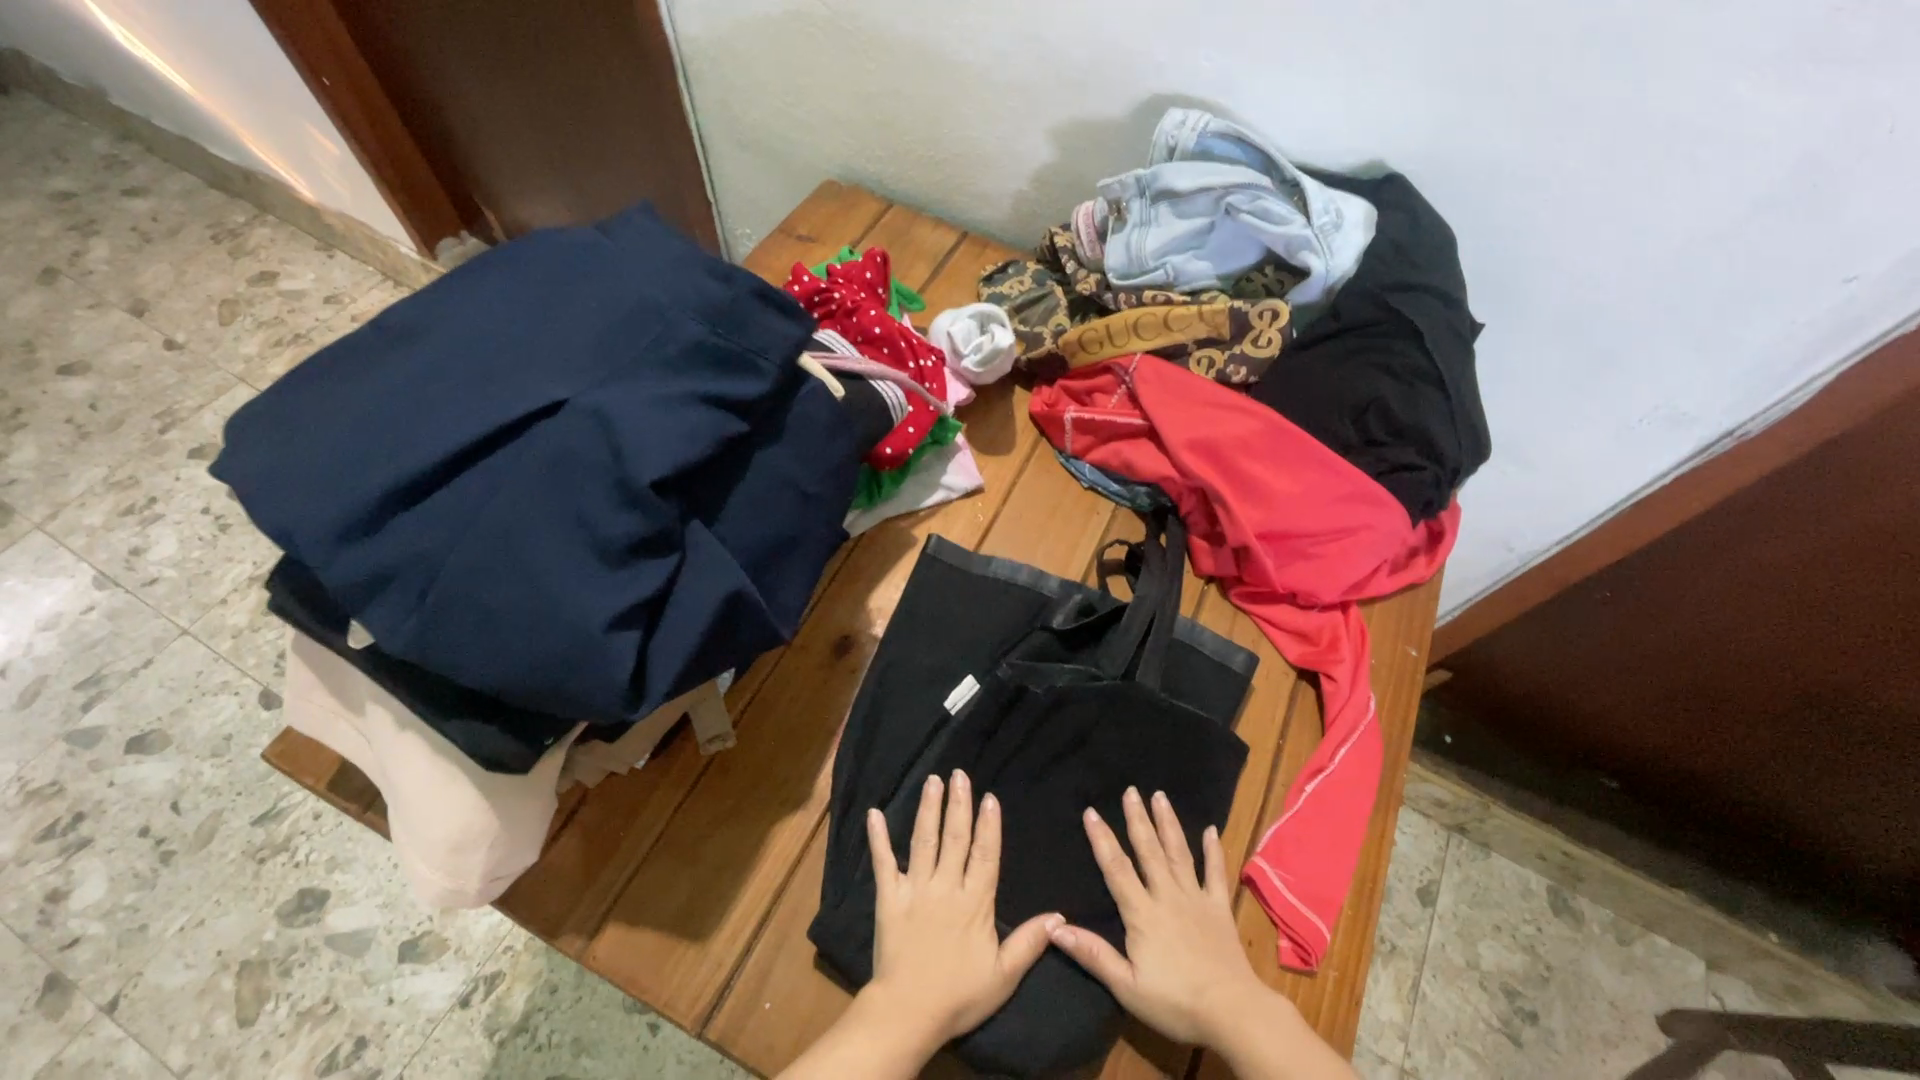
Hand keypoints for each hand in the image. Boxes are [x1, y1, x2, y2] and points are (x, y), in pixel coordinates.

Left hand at [862, 770, 1061, 1048]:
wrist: (908, 1013)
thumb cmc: (960, 996)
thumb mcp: (1004, 975)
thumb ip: (1030, 942)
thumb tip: (1059, 915)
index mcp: (975, 903)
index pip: (985, 855)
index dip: (988, 825)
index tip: (989, 797)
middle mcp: (946, 888)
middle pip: (954, 838)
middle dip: (958, 804)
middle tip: (960, 774)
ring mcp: (915, 890)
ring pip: (923, 841)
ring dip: (927, 809)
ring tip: (932, 781)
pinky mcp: (888, 899)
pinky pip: (882, 863)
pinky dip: (878, 839)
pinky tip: (874, 814)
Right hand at [1047, 787, 1278, 1048]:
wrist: (1233, 1012)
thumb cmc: (1175, 1002)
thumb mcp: (1126, 986)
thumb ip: (1092, 954)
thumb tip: (1054, 927)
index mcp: (1141, 914)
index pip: (1116, 868)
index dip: (1102, 839)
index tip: (1091, 811)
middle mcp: (1167, 897)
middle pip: (1149, 851)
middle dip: (1137, 819)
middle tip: (1130, 790)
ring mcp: (1197, 900)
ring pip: (1179, 853)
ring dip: (1168, 823)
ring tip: (1160, 796)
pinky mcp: (1220, 909)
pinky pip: (1216, 873)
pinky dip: (1213, 850)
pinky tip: (1210, 830)